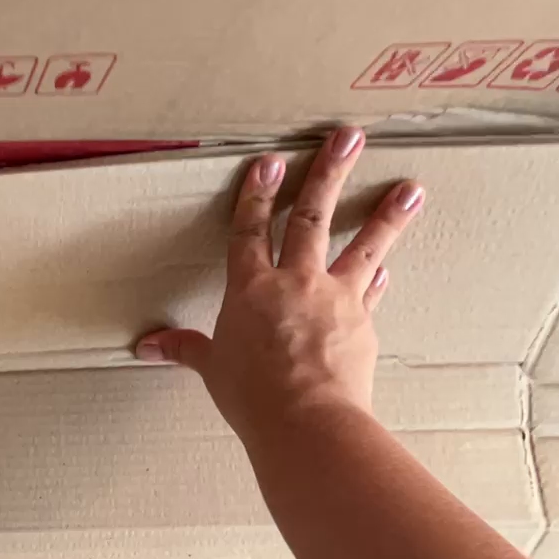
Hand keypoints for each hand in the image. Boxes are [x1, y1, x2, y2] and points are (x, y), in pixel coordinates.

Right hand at [135, 127, 422, 440]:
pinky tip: (389, 268)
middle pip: (312, 218)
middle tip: (349, 137)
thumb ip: (185, 349)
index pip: (249, 230)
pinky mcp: (362, 322)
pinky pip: (369, 292)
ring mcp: (335, 299)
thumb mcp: (212, 368)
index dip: (257, 194)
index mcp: (250, 289)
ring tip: (411, 189)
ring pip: (363, 246)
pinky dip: (377, 277)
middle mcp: (295, 282)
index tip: (270, 161)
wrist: (306, 421)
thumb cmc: (251, 395)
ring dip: (386, 216)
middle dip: (329, 174)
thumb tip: (148, 347)